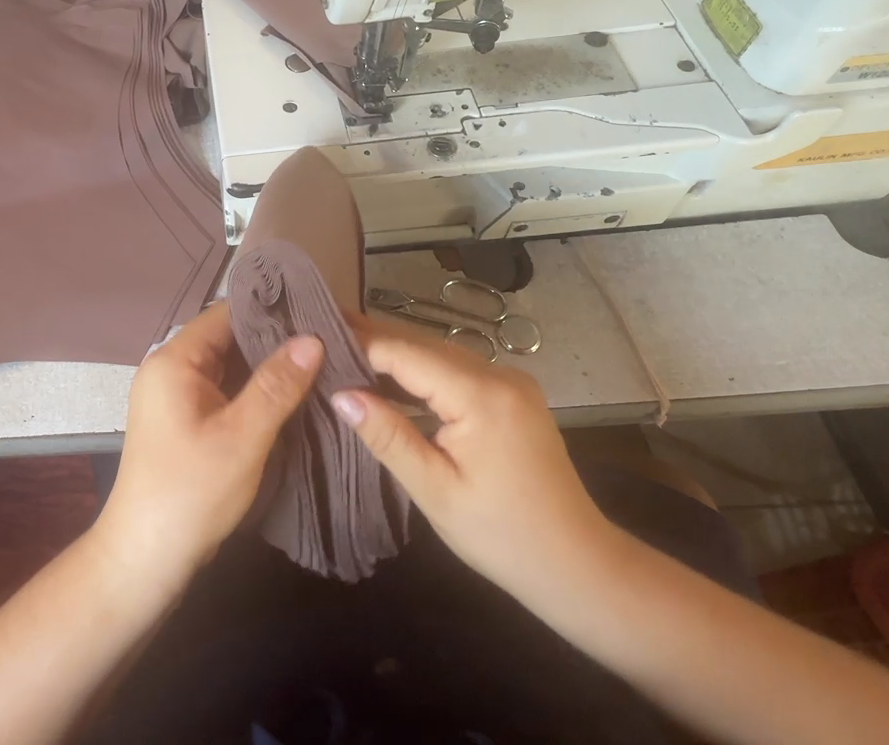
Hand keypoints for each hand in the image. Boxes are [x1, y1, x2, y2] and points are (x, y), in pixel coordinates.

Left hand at [91, 303, 321, 586]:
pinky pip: (224, 392)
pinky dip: (253, 392)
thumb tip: (313, 338)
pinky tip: (291, 397)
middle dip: (275, 341)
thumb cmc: (191, 491)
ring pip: (229, 367)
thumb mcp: (242, 437)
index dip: (271, 312)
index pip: (226, 314)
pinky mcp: (184, 421)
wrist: (148, 553)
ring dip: (267, 368)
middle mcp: (169, 369)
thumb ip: (276, 385)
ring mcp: (175, 397)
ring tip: (321, 364)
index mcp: (173, 361)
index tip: (319, 314)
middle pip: (228, 339)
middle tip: (330, 342)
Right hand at [329, 314, 615, 589]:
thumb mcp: (434, 490)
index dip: (358, 341)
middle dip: (369, 335)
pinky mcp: (511, 396)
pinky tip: (385, 373)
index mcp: (480, 396)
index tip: (312, 330)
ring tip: (339, 343)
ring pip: (437, 353)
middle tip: (316, 326)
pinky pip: (453, 369)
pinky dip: (416, 368)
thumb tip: (339, 394)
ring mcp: (509, 383)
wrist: (576, 563)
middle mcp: (499, 375)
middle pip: (421, 344)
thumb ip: (388, 437)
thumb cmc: (501, 535)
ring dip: (391, 349)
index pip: (404, 353)